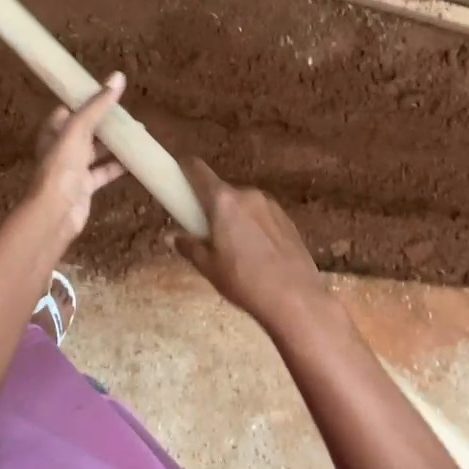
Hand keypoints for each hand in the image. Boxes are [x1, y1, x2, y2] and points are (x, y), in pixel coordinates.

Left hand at [24, 73, 128, 243]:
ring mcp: (73, 168)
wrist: (56, 211)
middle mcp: (62, 146)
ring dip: (115, 144)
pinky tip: (136, 161)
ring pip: (97, 151)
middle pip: (87, 130)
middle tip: (130, 116)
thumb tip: (117, 77)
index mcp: (54, 130)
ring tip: (138, 134)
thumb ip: (98, 105)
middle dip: (107, 123)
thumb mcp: (79, 129)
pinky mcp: (85, 186)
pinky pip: (104, 172)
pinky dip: (119, 166)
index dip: (89, 101)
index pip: (72, 108)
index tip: (111, 94)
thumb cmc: (62, 165)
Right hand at [173, 159, 330, 333]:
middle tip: (208, 233)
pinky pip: (261, 215)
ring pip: (243, 204)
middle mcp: (247, 194)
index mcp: (223, 201)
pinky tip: (259, 255)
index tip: (177, 180)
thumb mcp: (208, 267)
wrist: (297, 300)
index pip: (197, 169)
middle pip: (221, 191)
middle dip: (211, 206)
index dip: (183, 169)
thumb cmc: (244, 281)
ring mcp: (271, 205)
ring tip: (236, 250)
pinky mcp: (288, 220)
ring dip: (235, 217)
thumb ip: (188, 246)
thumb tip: (171, 237)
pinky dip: (254, 226)